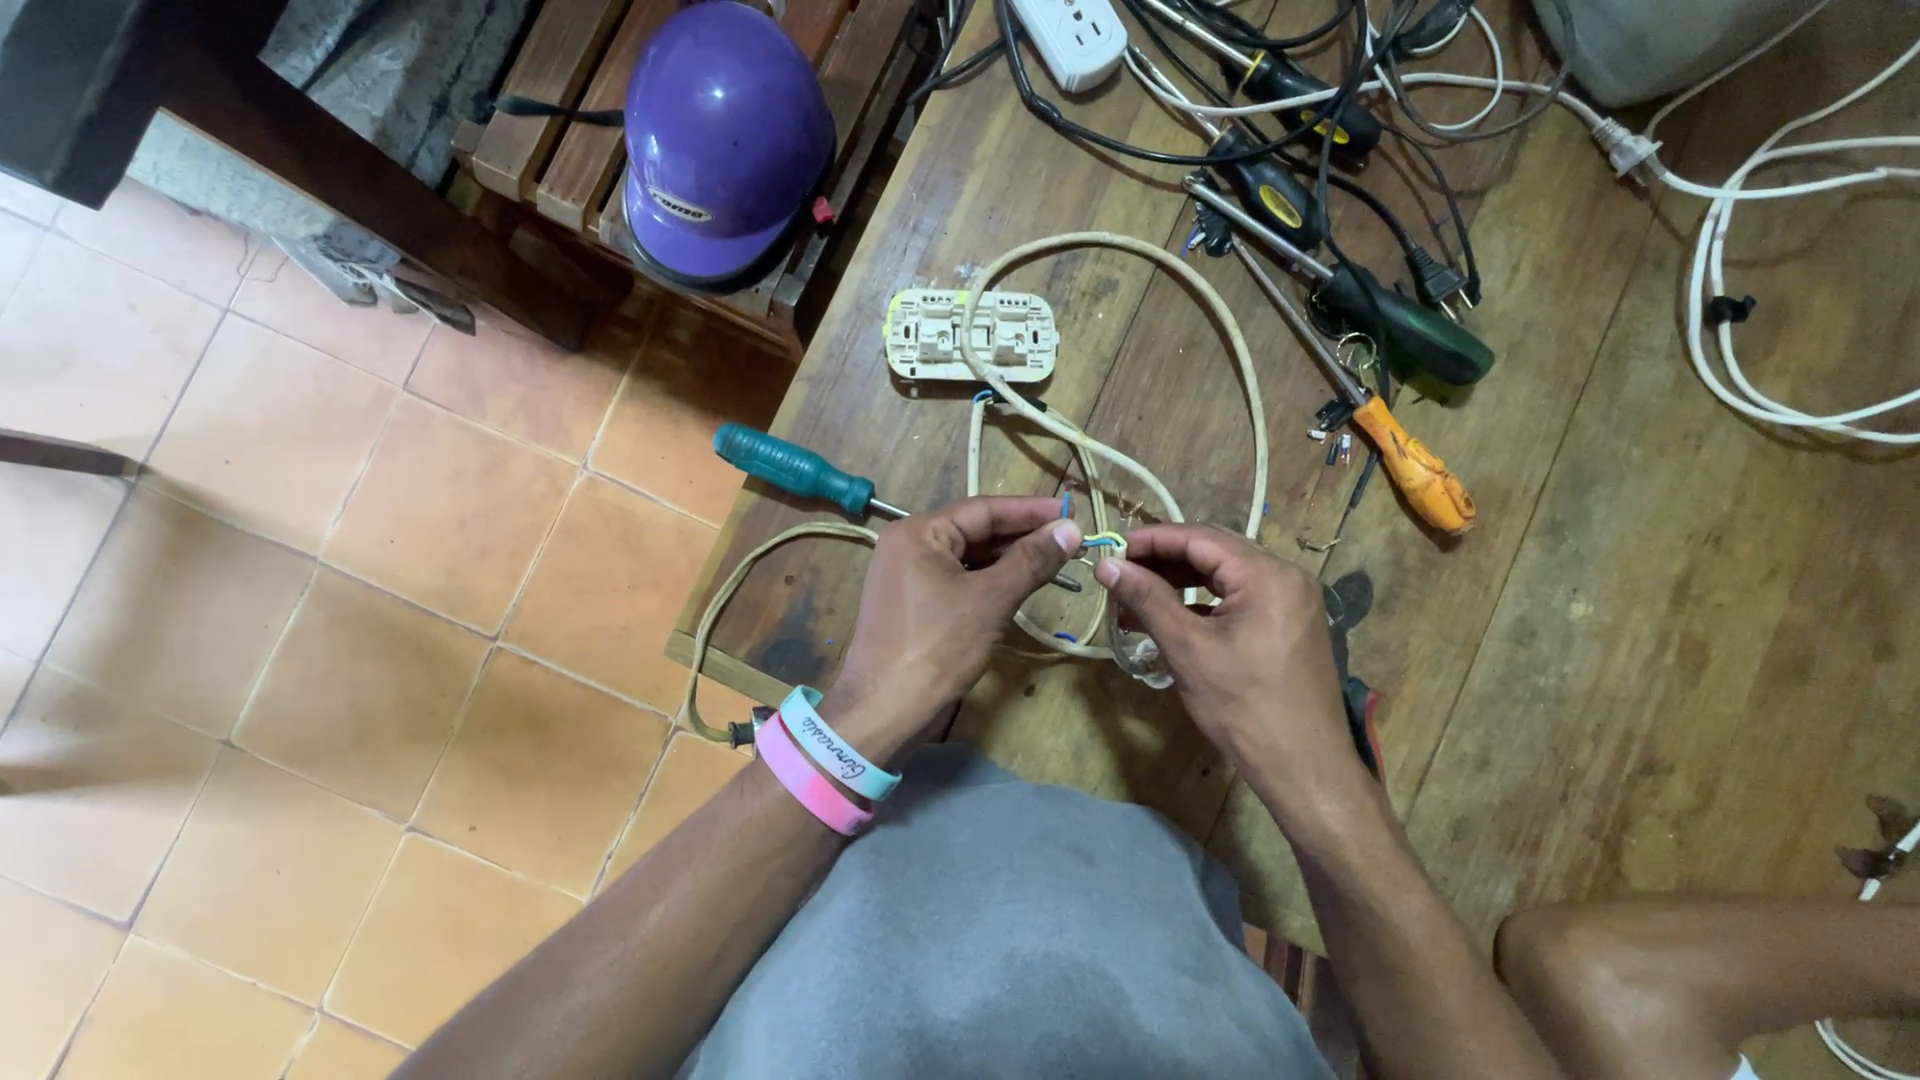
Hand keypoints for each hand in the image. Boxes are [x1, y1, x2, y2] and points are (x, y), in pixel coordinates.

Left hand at [829, 496, 1080, 757]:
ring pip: (968, 558)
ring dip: (1009, 560)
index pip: (983, 510)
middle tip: (1070, 540)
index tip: (1071, 511)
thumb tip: (1072, 530)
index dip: (1030, 511)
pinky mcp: (914, 605)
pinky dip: (989, 581)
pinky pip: (958, 581)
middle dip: (1022, 536)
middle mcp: (909, 546)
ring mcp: (908, 576)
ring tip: (1054, 561)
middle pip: (975, 531)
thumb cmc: (936, 648)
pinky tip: (1020, 585)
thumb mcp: (990, 600)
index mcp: (918, 532)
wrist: (884, 710)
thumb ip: (1031, 561)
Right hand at [1092, 524, 1366, 812]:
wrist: (1303, 765)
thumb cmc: (1242, 706)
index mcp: (1267, 575)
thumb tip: (1106, 566)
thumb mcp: (1187, 648)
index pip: (1200, 538)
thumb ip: (1147, 599)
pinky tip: (1168, 620)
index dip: (1152, 540)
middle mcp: (1286, 577)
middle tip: (1120, 572)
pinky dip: (1202, 605)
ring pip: (1225, 577)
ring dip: (1179, 584)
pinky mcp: (1289, 625)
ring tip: (1134, 600)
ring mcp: (1292, 602)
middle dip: (1163, 561)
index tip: (1112, 549)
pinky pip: (1239, 600)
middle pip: (1214, 552)